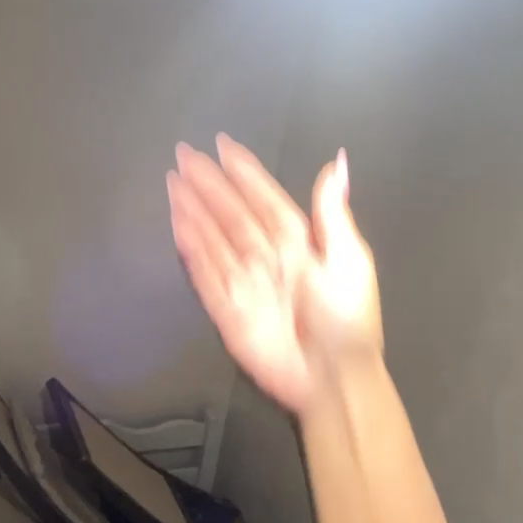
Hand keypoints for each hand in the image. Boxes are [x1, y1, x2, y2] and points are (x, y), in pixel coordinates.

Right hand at [167, 134, 381, 416]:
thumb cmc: (347, 319)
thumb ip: (333, 212)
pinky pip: (204, 272)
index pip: (265, 199)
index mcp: (299, 242)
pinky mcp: (225, 309)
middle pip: (231, 213)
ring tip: (173, 182)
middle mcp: (267, 256)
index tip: (223, 146)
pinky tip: (177, 224)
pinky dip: (190, 248)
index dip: (245, 173)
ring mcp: (243, 282)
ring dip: (193, 210)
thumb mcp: (350, 259)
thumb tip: (337, 161)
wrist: (332, 377)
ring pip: (212, 237)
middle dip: (208, 185)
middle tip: (183, 156)